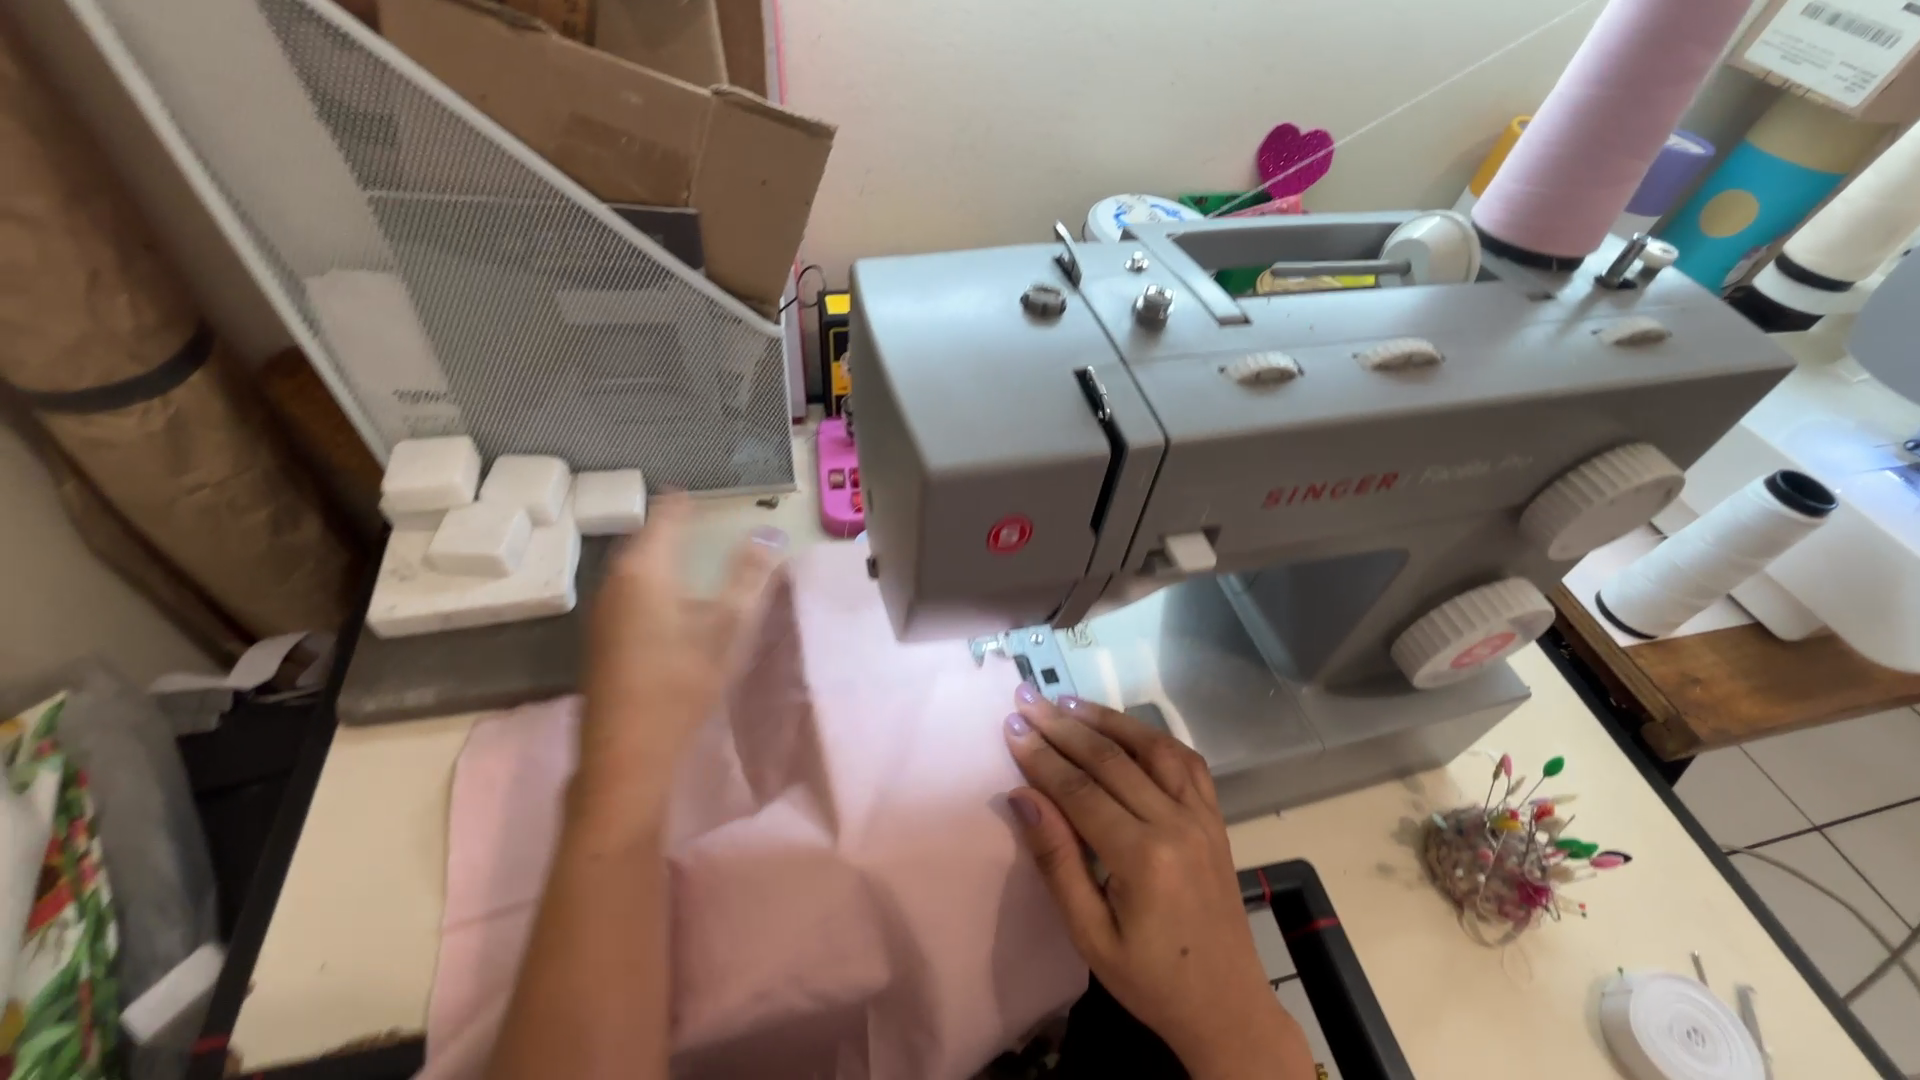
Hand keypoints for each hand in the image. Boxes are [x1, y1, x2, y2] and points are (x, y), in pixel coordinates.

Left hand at [575, 496, 785, 830]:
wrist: (626, 750)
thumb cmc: (681, 684)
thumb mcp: (727, 628)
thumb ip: (748, 577)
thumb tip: (769, 534)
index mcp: (645, 571)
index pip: (664, 518)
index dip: (682, 503)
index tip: (697, 492)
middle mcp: (615, 582)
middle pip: (643, 540)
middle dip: (668, 526)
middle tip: (692, 516)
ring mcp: (603, 611)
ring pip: (632, 567)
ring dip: (658, 555)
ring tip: (683, 550)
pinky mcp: (601, 638)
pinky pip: (627, 591)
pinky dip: (649, 581)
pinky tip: (665, 598)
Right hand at [1003, 688, 1313, 1079]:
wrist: (1226, 1006)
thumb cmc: (1150, 980)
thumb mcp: (1090, 934)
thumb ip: (1057, 861)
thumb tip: (1022, 797)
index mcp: (1143, 857)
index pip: (1080, 789)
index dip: (1042, 756)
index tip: (1011, 726)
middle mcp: (1177, 823)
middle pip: (1112, 759)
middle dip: (1063, 727)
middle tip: (1028, 700)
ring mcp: (1202, 817)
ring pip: (1153, 748)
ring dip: (1108, 719)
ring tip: (1069, 702)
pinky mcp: (1215, 820)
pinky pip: (1188, 762)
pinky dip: (1154, 737)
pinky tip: (1128, 728)